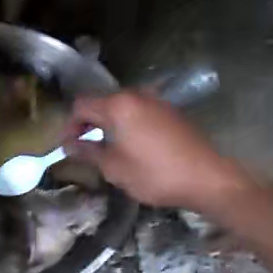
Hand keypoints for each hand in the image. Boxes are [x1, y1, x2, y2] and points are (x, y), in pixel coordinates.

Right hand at [67, 90, 258, 213]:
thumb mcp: (115, 168)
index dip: (69, 125)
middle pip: (102, 102)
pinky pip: (141, 113)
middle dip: (89, 123)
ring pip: (123, 108)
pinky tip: (131, 147)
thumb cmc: (156, 174)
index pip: (81, 105)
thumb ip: (88, 152)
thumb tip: (69, 145)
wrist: (206, 178)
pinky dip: (129, 125)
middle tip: (82, 148)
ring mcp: (157, 102)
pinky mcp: (172, 112)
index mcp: (119, 105)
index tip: (66, 147)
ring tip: (105, 150)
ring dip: (109, 125)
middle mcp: (137, 95)